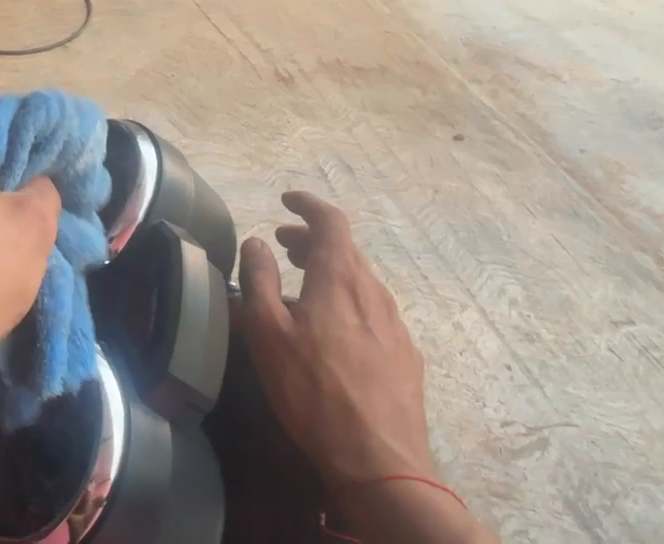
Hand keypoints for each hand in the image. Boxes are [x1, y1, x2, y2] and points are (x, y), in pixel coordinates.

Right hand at [237, 191, 433, 490]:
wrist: (381, 461)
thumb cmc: (312, 390)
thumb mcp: (267, 332)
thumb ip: (259, 279)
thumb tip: (257, 242)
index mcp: (340, 278)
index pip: (330, 220)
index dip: (307, 204)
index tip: (286, 201)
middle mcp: (373, 292)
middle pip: (345, 249)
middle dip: (311, 240)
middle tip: (282, 248)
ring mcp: (395, 325)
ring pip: (360, 280)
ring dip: (329, 271)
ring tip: (302, 287)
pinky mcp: (405, 355)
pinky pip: (372, 310)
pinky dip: (347, 301)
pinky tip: (331, 331)